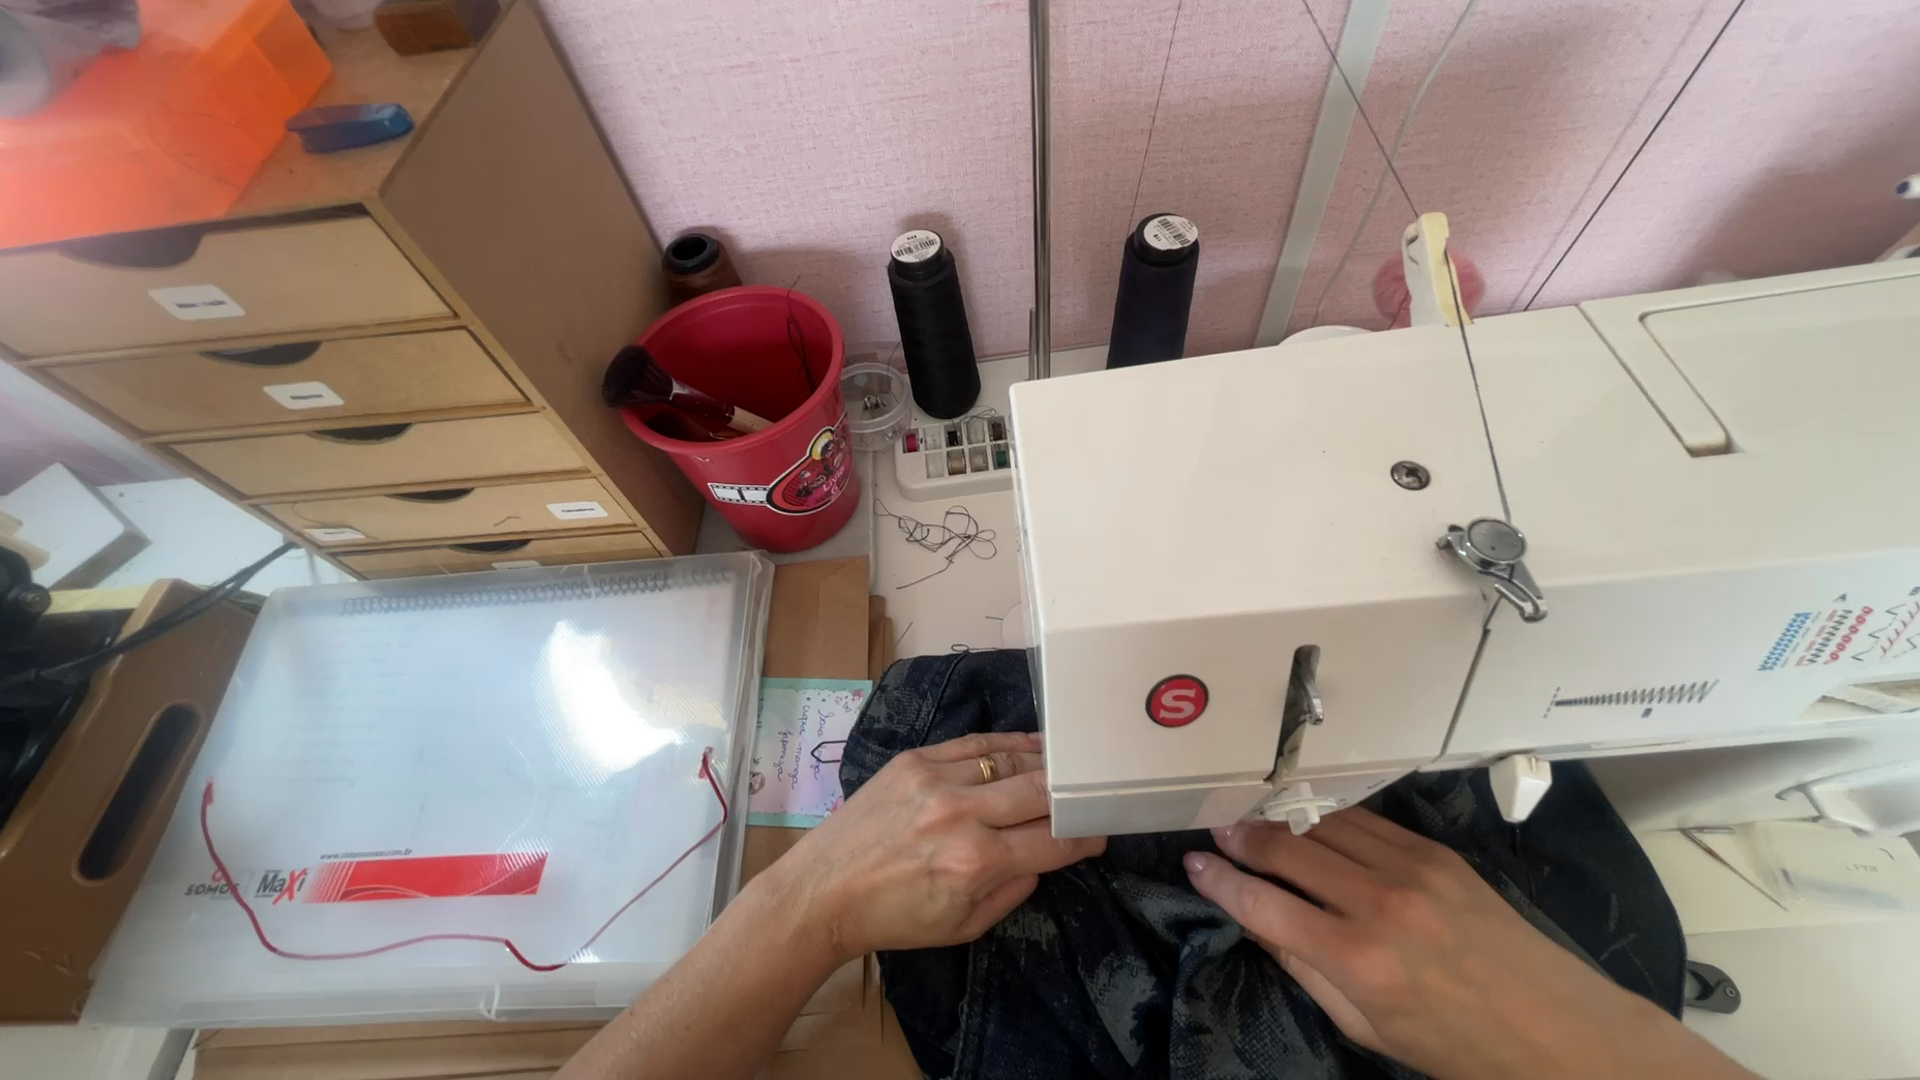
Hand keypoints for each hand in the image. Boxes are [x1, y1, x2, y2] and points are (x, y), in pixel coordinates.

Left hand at [762, 731, 1104, 963]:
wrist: (823, 890)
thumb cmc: (893, 918)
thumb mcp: (962, 927)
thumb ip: (1013, 890)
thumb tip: (1042, 856)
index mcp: (975, 862)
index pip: (1049, 841)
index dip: (1082, 836)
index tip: (1101, 831)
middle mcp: (961, 813)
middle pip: (1036, 791)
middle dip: (1069, 794)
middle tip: (1089, 793)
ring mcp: (935, 779)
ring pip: (1009, 760)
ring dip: (1044, 762)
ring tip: (1065, 762)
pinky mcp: (915, 759)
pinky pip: (973, 743)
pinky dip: (1006, 743)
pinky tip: (1027, 744)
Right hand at [1185, 808, 1756, 1079]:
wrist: (1560, 1031)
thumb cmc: (1454, 1046)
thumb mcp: (1365, 1027)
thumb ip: (1301, 967)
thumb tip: (1252, 919)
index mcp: (1356, 960)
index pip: (1261, 905)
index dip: (1218, 880)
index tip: (1192, 863)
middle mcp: (1376, 904)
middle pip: (1283, 850)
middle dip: (1240, 837)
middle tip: (1215, 831)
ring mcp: (1407, 868)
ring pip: (1318, 823)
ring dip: (1276, 818)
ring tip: (1250, 817)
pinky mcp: (1432, 851)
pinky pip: (1360, 820)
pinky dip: (1322, 817)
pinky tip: (1304, 818)